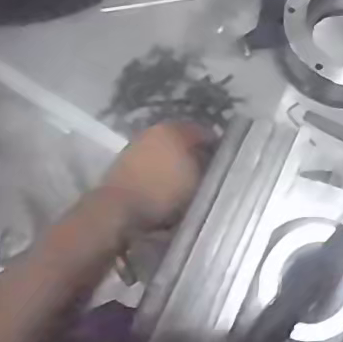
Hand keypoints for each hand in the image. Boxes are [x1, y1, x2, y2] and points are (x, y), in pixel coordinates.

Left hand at [76, 121, 210, 230]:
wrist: (115, 212)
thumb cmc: (163, 191)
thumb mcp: (199, 179)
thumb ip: (210, 166)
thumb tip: (215, 161)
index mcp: (174, 128)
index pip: (206, 133)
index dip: (219, 149)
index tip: (227, 166)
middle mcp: (154, 131)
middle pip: (185, 142)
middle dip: (198, 157)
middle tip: (210, 177)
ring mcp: (136, 147)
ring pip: (168, 155)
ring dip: (179, 168)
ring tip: (189, 189)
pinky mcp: (124, 167)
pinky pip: (153, 168)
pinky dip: (162, 177)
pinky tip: (168, 193)